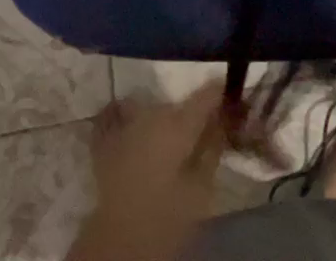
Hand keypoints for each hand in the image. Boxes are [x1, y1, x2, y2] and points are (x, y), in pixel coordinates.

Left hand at [71, 84, 226, 260]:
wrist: (118, 242)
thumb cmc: (167, 217)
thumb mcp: (202, 187)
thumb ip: (213, 147)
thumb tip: (222, 122)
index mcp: (179, 123)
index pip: (207, 93)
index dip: (222, 94)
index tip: (232, 103)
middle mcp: (151, 114)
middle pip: (179, 105)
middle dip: (192, 116)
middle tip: (202, 138)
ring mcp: (124, 124)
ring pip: (151, 112)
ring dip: (163, 122)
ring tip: (170, 146)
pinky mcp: (103, 140)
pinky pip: (118, 117)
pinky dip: (129, 119)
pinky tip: (137, 135)